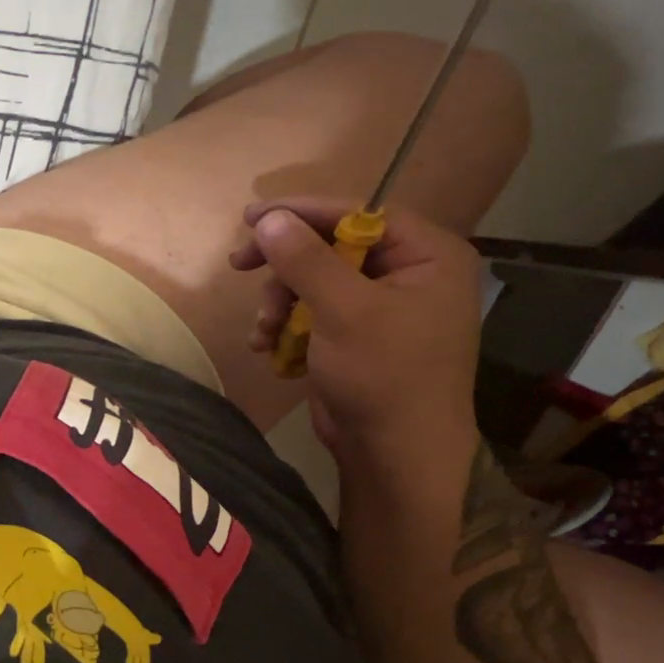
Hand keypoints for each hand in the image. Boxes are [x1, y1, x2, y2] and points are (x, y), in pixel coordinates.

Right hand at [230, 197, 484, 465]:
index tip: (250, 219)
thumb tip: (268, 219)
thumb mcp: (343, 311)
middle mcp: (407, 275)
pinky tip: (269, 349)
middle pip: (331, 249)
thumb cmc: (383, 374)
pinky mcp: (352, 340)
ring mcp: (379, 310)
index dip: (302, 213)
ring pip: (312, 285)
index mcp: (426, 255)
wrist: (394, 449)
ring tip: (263, 334)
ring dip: (278, 305)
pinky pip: (310, 317)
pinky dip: (284, 329)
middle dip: (284, 268)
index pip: (359, 214)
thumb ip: (306, 261)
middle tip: (237, 268)